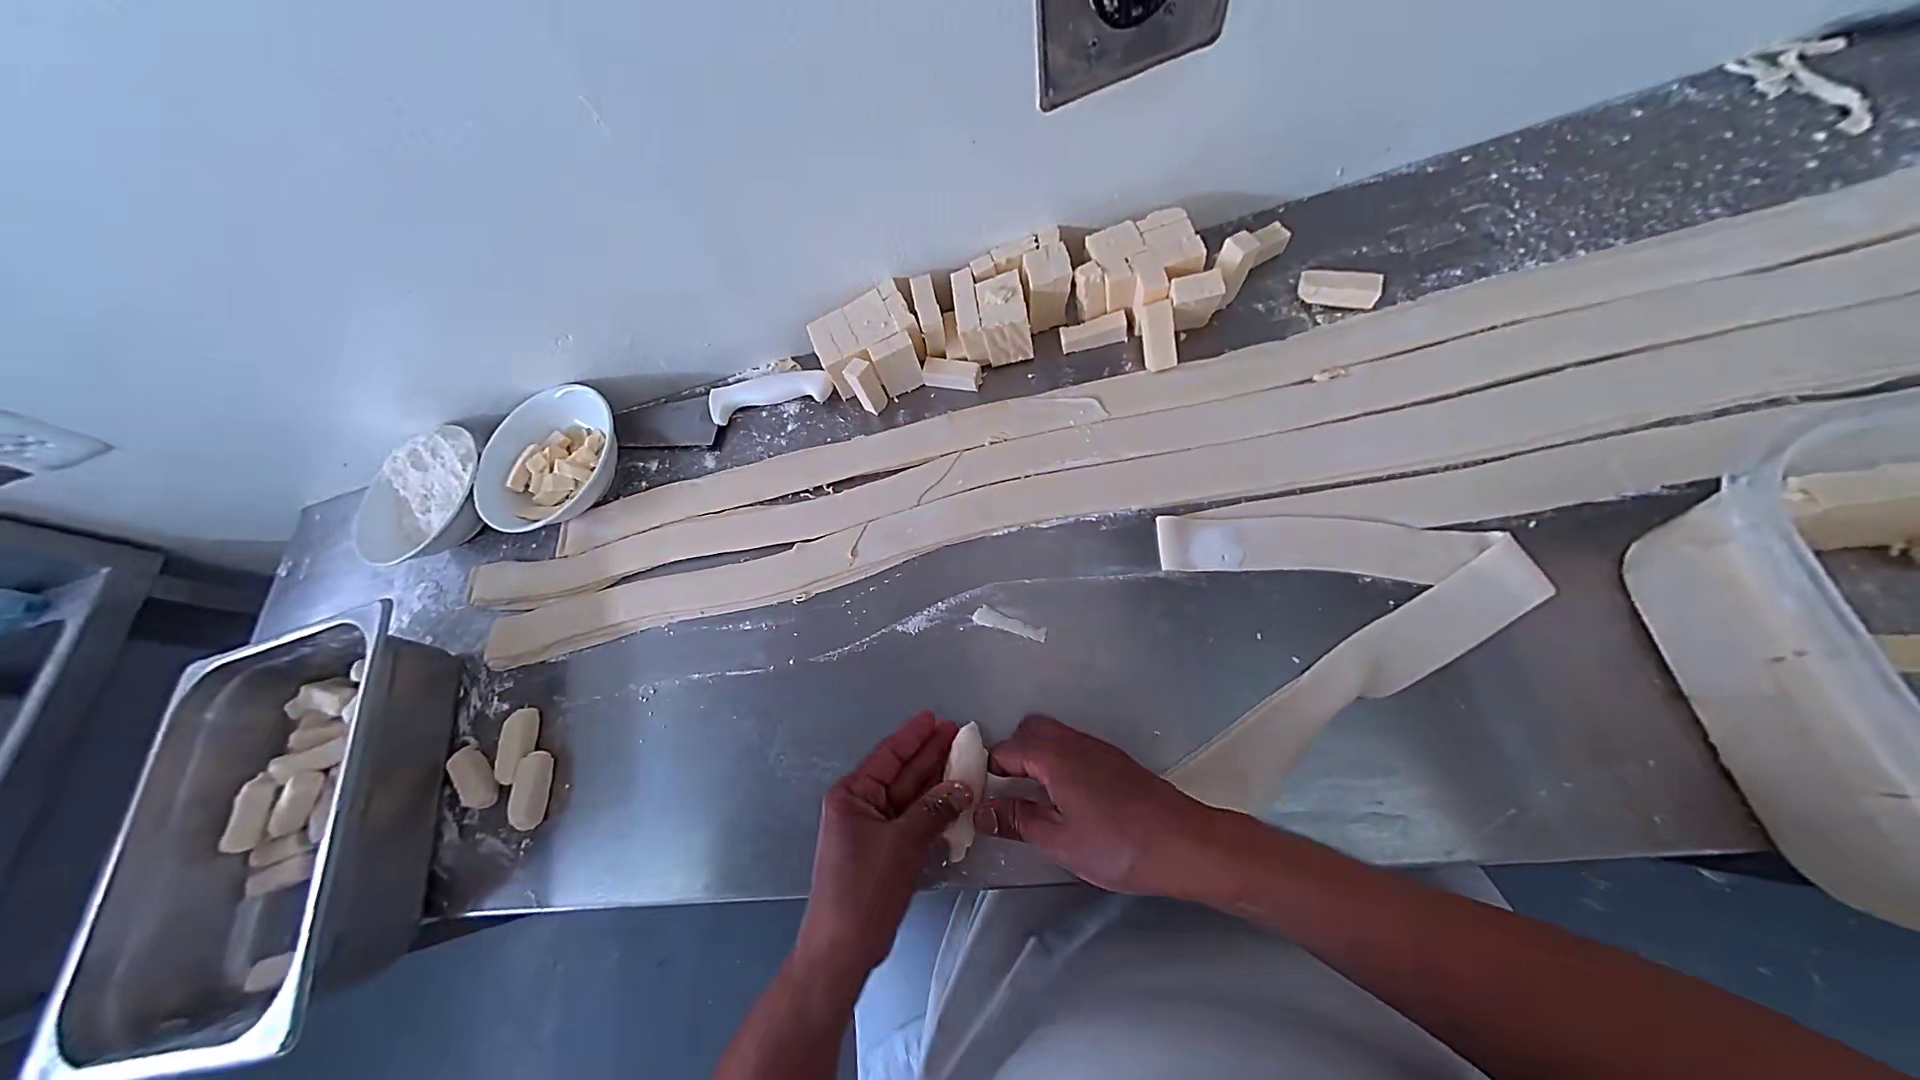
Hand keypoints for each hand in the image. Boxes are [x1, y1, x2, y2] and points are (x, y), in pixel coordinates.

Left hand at [794, 712, 973, 981]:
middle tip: (958, 735)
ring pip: (910, 797)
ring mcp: (873, 830)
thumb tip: (962, 787)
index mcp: (852, 796)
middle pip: (901, 773)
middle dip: (929, 755)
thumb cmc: (863, 890)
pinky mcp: (885, 851)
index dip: (913, 736)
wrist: (843, 950)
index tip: (935, 719)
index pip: (887, 756)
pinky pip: (913, 820)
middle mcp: (860, 807)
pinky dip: (934, 811)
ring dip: (936, 782)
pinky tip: (955, 800)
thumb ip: (934, 811)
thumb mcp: (902, 844)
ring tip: (964, 761)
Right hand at [976, 715, 1235, 897]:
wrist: (1186, 844)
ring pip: (1053, 737)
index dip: (986, 772)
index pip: (1005, 750)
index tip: (978, 797)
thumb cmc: (1118, 845)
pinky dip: (1057, 763)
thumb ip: (1017, 820)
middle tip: (1005, 794)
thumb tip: (983, 809)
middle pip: (1029, 731)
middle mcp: (1074, 742)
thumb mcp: (1058, 840)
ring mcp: (1097, 748)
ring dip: (1035, 758)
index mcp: (1053, 756)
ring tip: (1032, 799)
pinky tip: (1064, 798)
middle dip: (1011, 756)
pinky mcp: (1114, 761)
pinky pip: (1073, 747)